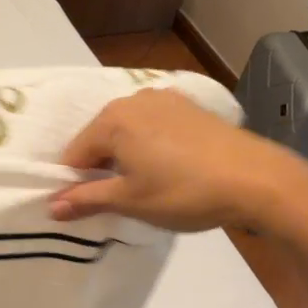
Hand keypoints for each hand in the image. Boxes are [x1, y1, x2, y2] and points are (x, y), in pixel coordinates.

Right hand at [48, 88, 307, 233]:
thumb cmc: (183, 192)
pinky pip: (154, 128)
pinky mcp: (191, 108)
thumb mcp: (130, 201)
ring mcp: (166, 99)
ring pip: (128, 132)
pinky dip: (150, 147)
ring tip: (143, 188)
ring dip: (126, 158)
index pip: (74, 154)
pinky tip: (166, 170)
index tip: (85, 209)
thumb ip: (87, 199)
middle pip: (100, 139)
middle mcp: (134, 99)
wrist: (256, 180)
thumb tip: (52, 206)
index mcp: (112, 118)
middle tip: (115, 201)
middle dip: (100, 168)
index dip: (74, 184)